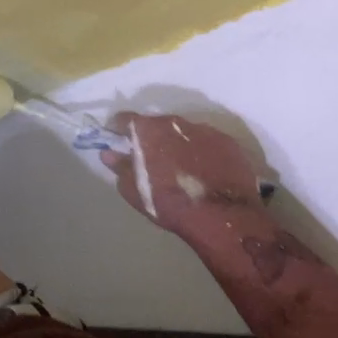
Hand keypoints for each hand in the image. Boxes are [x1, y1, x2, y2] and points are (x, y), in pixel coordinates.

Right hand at [97, 112, 265, 238]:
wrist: (223, 218)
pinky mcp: (229, 143)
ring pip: (184, 131)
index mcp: (147, 129)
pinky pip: (209, 142)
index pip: (125, 119)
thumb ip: (120, 167)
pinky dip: (202, 151)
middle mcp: (175, 122)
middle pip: (157, 123)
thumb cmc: (168, 202)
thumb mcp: (133, 189)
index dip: (118, 128)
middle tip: (151, 157)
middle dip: (151, 136)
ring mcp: (205, 131)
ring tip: (181, 165)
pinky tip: (205, 170)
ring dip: (178, 143)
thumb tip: (108, 153)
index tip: (117, 139)